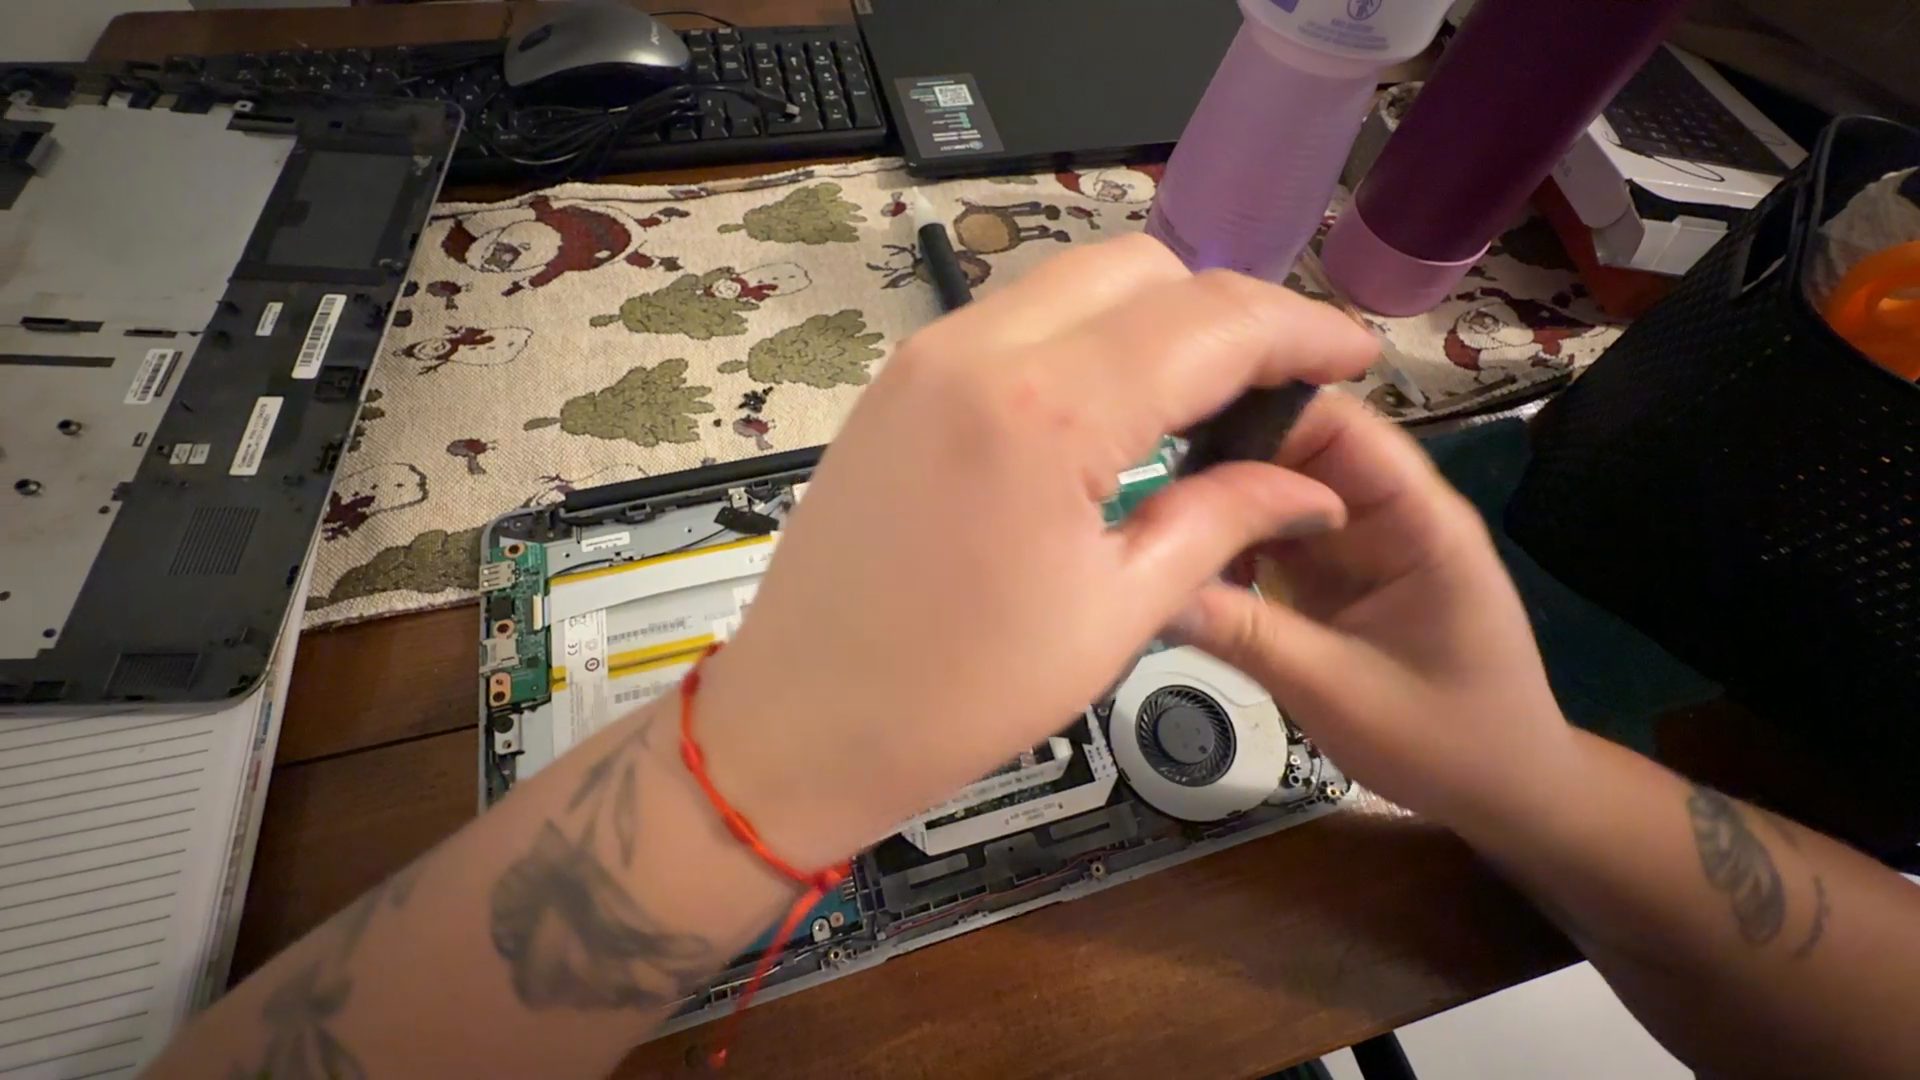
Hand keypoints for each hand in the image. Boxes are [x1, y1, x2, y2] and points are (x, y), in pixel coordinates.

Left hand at [695, 236, 1377, 867]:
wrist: (803, 721)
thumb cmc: (961, 696)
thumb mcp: (1113, 614)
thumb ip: (1219, 521)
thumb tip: (1311, 486)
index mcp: (1046, 408)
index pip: (1208, 321)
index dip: (1299, 329)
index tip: (1354, 355)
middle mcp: (977, 348)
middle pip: (1138, 271)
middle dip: (1221, 313)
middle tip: (1270, 387)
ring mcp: (923, 357)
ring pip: (1070, 285)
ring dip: (1148, 320)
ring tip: (1197, 398)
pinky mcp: (895, 383)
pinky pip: (1010, 323)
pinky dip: (1077, 341)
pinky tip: (1104, 408)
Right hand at [1170, 394, 1575, 826]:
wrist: (1500, 791)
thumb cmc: (1444, 741)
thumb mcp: (1336, 692)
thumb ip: (1244, 635)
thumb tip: (1150, 591)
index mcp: (1417, 521)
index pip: (1339, 428)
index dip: (1263, 419)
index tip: (1179, 445)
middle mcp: (1386, 513)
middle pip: (1298, 451)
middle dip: (1227, 465)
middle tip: (1151, 502)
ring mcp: (1356, 542)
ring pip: (1277, 492)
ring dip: (1222, 507)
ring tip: (1162, 536)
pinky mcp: (1331, 572)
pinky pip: (1271, 536)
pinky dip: (1230, 545)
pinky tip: (1195, 571)